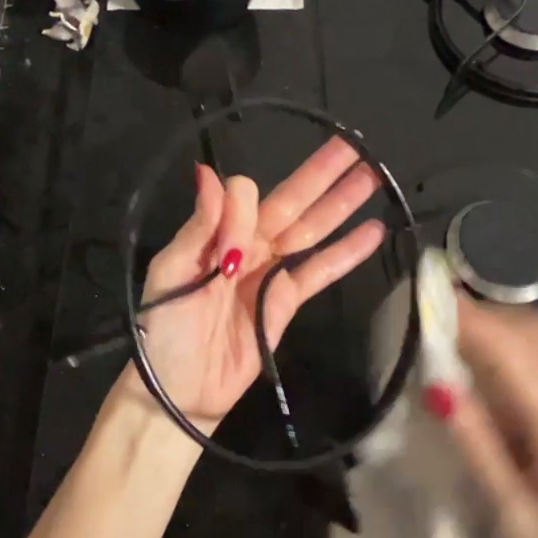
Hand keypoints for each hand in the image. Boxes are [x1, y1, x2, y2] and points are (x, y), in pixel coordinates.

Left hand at [132, 138, 386, 429]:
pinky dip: (346, 253)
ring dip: (340, 204)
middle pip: (289, 201)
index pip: (244, 198)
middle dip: (320, 175)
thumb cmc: (164, 330)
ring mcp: (269, 271)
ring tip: (372, 176)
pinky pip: (319, 271)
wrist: (178, 392)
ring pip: (310, 229)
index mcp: (215, 232)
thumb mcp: (172, 273)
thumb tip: (206, 172)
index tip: (230, 253)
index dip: (244, 210)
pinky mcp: (286, 302)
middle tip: (355, 146)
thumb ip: (199, 227)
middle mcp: (245, 243)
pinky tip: (372, 231)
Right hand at [434, 299, 537, 537]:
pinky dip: (522, 342)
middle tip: (438, 315)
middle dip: (488, 313)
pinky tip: (495, 362)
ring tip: (461, 333)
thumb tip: (437, 386)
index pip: (513, 350)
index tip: (429, 296)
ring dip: (507, 324)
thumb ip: (478, 444)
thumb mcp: (513, 510)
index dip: (471, 318)